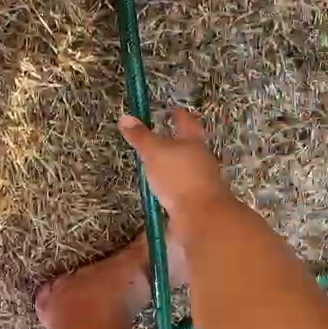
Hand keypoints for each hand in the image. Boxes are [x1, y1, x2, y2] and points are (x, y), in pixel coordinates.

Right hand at [117, 109, 238, 218]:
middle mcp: (201, 162)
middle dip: (179, 143)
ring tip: (158, 167)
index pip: (187, 124)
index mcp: (193, 144)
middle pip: (190, 147)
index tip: (175, 110)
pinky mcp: (195, 203)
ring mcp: (200, 184)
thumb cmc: (179, 177)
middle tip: (164, 138)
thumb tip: (125, 117)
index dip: (180, 116)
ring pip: (186, 170)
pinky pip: (181, 191)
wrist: (202, 217)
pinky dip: (171, 189)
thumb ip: (141, 137)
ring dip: (174, 167)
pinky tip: (161, 193)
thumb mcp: (155, 153)